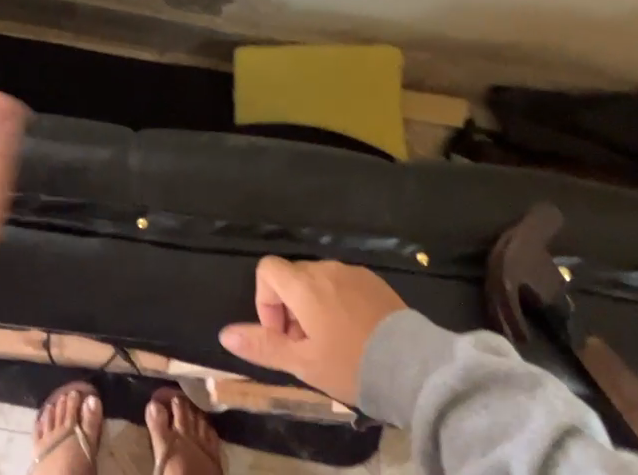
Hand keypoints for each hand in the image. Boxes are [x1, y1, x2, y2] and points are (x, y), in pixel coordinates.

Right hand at [217, 256, 407, 404]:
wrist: (413, 368)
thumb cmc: (350, 365)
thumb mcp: (302, 363)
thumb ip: (263, 345)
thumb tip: (225, 333)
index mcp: (304, 285)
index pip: (267, 270)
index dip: (265, 300)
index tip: (282, 334)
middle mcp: (326, 269)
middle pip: (293, 278)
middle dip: (290, 309)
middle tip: (307, 347)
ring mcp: (353, 273)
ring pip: (319, 282)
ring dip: (314, 306)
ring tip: (331, 343)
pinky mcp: (374, 282)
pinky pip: (343, 285)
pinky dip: (338, 303)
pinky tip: (354, 334)